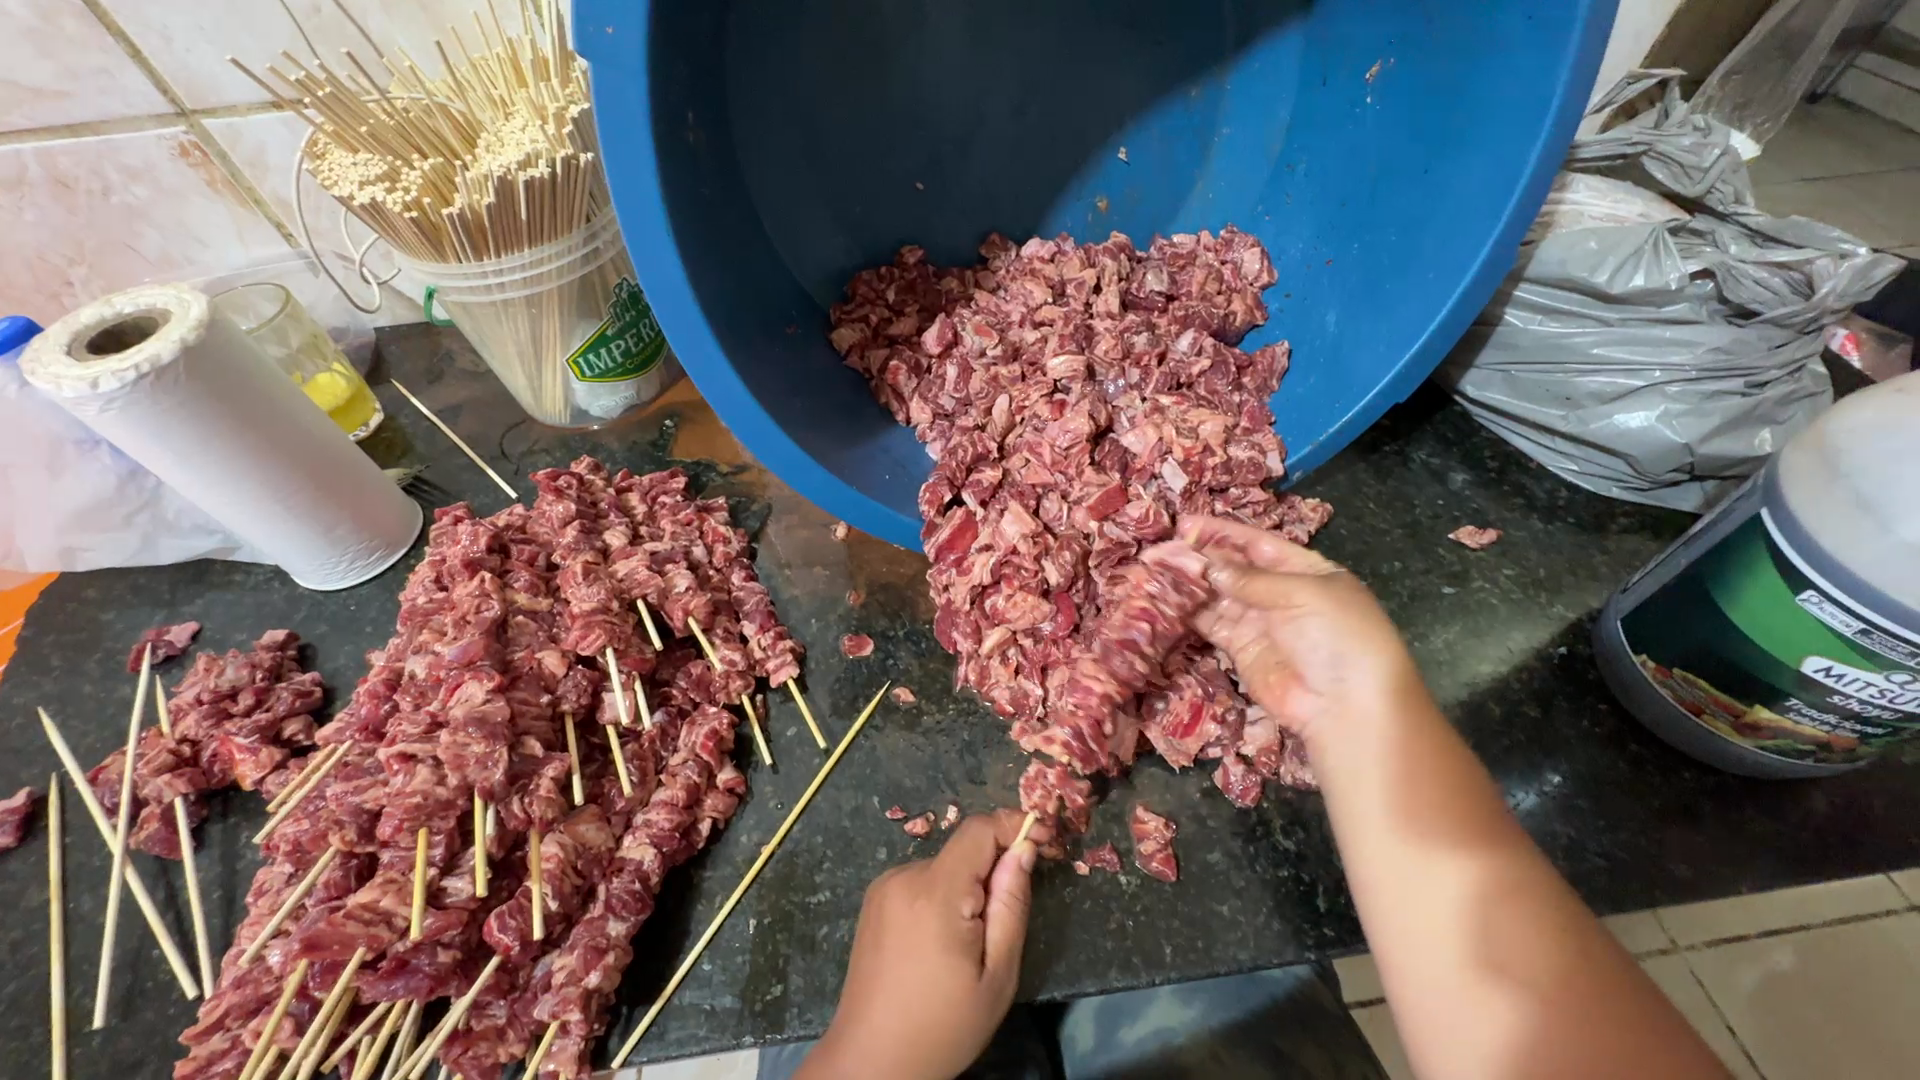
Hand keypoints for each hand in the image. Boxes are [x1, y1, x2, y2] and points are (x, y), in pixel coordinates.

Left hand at [799, 811, 1036, 1079]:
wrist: (872, 1060)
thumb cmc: (943, 1025)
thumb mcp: (997, 974)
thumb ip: (1012, 905)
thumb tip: (1024, 848)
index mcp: (935, 892)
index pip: (979, 830)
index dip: (1015, 826)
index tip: (1044, 843)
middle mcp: (904, 876)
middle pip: (963, 850)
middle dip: (993, 871)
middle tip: (1006, 922)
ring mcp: (884, 886)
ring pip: (944, 866)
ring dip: (967, 887)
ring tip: (969, 945)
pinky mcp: (875, 900)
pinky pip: (923, 881)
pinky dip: (943, 896)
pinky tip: (941, 942)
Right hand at [1178, 515, 1427, 748]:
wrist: (1346, 704)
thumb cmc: (1338, 636)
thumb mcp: (1304, 594)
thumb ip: (1253, 579)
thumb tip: (1210, 566)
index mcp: (1305, 570)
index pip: (1258, 544)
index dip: (1224, 533)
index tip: (1187, 524)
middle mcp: (1279, 593)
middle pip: (1234, 568)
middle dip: (1202, 557)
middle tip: (1165, 549)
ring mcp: (1259, 621)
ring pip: (1218, 594)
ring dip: (1192, 583)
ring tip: (1159, 569)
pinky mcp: (1241, 649)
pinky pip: (1212, 623)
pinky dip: (1191, 612)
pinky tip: (1169, 598)